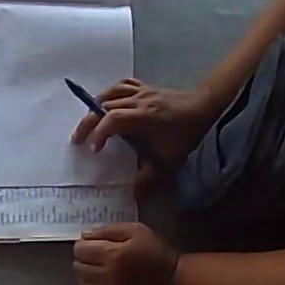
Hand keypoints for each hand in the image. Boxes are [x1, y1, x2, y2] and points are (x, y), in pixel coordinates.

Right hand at [70, 80, 215, 196]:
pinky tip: (106, 104)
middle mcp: (139, 100)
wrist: (206, 106)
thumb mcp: (170, 159)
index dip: (99, 133)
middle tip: (77, 140)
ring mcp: (142, 91)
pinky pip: (122, 86)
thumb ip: (149, 178)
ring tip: (88, 122)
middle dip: (88, 123)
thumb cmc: (188, 133)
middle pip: (104, 106)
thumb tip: (134, 198)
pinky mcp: (145, 88)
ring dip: (95, 107)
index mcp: (144, 116)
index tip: (94, 150)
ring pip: (110, 93)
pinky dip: (110, 94)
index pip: (112, 119)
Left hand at [73, 222, 179, 284]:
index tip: (91, 243)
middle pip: (77, 266)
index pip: (80, 249)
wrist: (174, 283)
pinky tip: (108, 279)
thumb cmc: (157, 252)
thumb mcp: (137, 231)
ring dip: (87, 272)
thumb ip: (109, 230)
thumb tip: (86, 235)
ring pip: (82, 282)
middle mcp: (106, 275)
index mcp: (112, 254)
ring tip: (99, 267)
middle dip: (83, 258)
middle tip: (95, 255)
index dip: (83, 244)